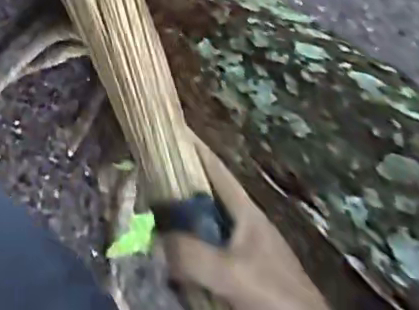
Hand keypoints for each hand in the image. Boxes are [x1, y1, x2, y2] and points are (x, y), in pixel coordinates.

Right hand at [161, 138, 328, 309]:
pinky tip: (169, 259)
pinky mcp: (242, 275)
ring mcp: (243, 250)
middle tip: (141, 175)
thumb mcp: (232, 273)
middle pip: (203, 193)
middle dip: (174, 183)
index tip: (164, 126)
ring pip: (202, 225)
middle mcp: (242, 224)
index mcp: (245, 209)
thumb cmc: (276, 296)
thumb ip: (192, 253)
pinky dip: (187, 251)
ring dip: (178, 221)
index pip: (213, 165)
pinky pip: (206, 254)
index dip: (189, 143)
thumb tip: (154, 239)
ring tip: (148, 215)